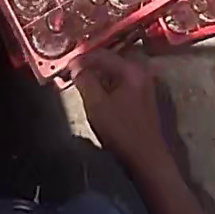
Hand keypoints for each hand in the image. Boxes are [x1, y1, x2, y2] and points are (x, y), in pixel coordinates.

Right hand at [76, 49, 173, 176]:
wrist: (147, 159)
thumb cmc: (121, 131)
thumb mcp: (97, 105)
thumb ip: (85, 82)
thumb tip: (76, 67)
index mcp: (131, 70)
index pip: (103, 55)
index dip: (82, 58)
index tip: (67, 64)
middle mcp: (140, 72)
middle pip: (111, 60)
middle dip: (91, 64)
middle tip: (73, 71)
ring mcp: (144, 84)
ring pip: (116, 71)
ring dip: (99, 74)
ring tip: (82, 81)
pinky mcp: (143, 97)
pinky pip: (122, 81)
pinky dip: (108, 83)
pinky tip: (97, 92)